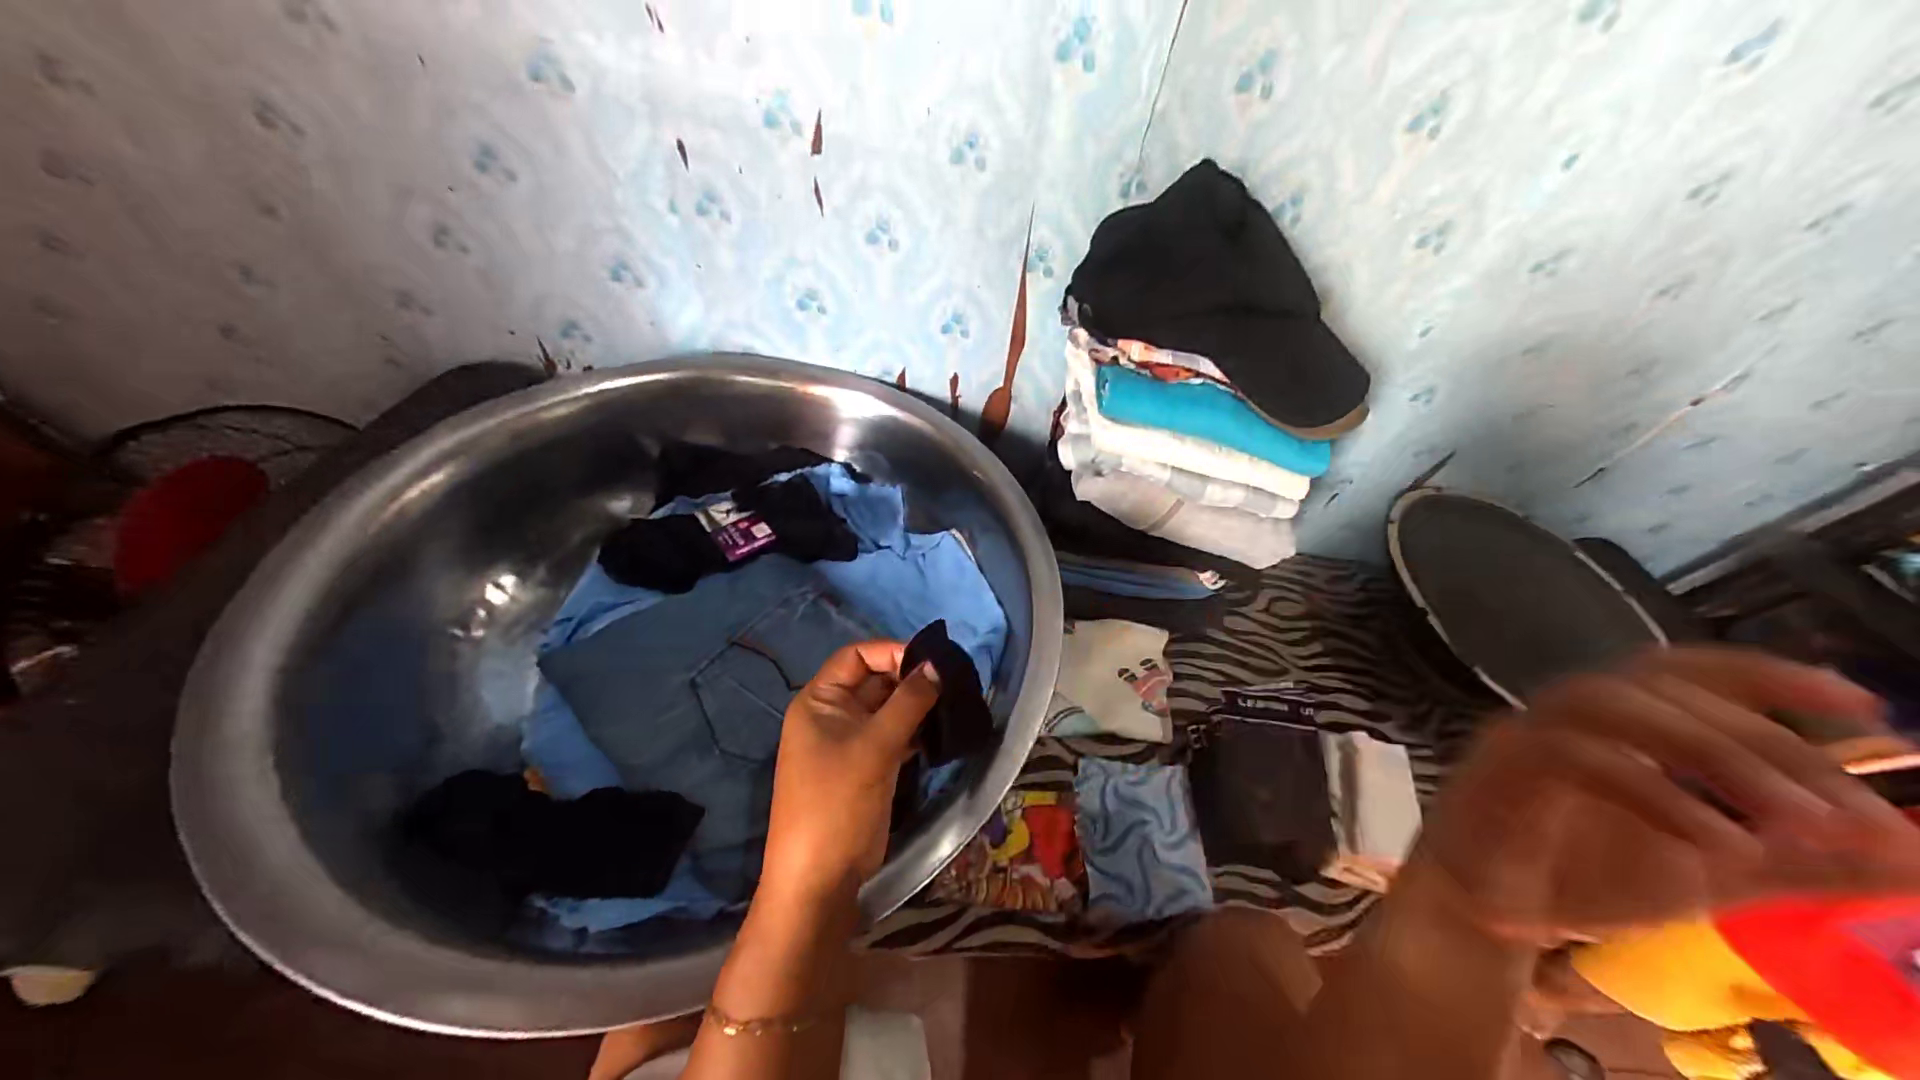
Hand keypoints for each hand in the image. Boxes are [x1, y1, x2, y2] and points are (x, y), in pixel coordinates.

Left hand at [759, 641, 941, 907]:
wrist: (819, 880)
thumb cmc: (837, 803)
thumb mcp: (875, 747)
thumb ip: (908, 702)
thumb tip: (937, 666)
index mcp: (818, 701)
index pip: (856, 657)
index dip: (892, 653)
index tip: (932, 661)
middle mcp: (831, 715)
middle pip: (874, 681)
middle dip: (910, 679)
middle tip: (953, 681)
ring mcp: (850, 742)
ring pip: (887, 709)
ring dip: (917, 705)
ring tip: (954, 703)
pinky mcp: (867, 767)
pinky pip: (893, 735)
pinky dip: (915, 731)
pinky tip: (941, 731)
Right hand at [1407, 646, 1919, 944]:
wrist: (1488, 910)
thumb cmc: (1584, 880)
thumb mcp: (1715, 877)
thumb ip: (1804, 865)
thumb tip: (1918, 853)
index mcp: (1611, 724)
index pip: (1678, 670)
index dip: (1760, 673)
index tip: (1860, 704)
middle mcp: (1562, 714)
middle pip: (1656, 687)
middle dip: (1764, 743)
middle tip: (1850, 818)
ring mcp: (1522, 736)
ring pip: (1606, 703)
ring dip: (1709, 753)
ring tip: (1794, 823)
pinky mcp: (1497, 769)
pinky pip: (1573, 758)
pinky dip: (1654, 792)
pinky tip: (1718, 845)